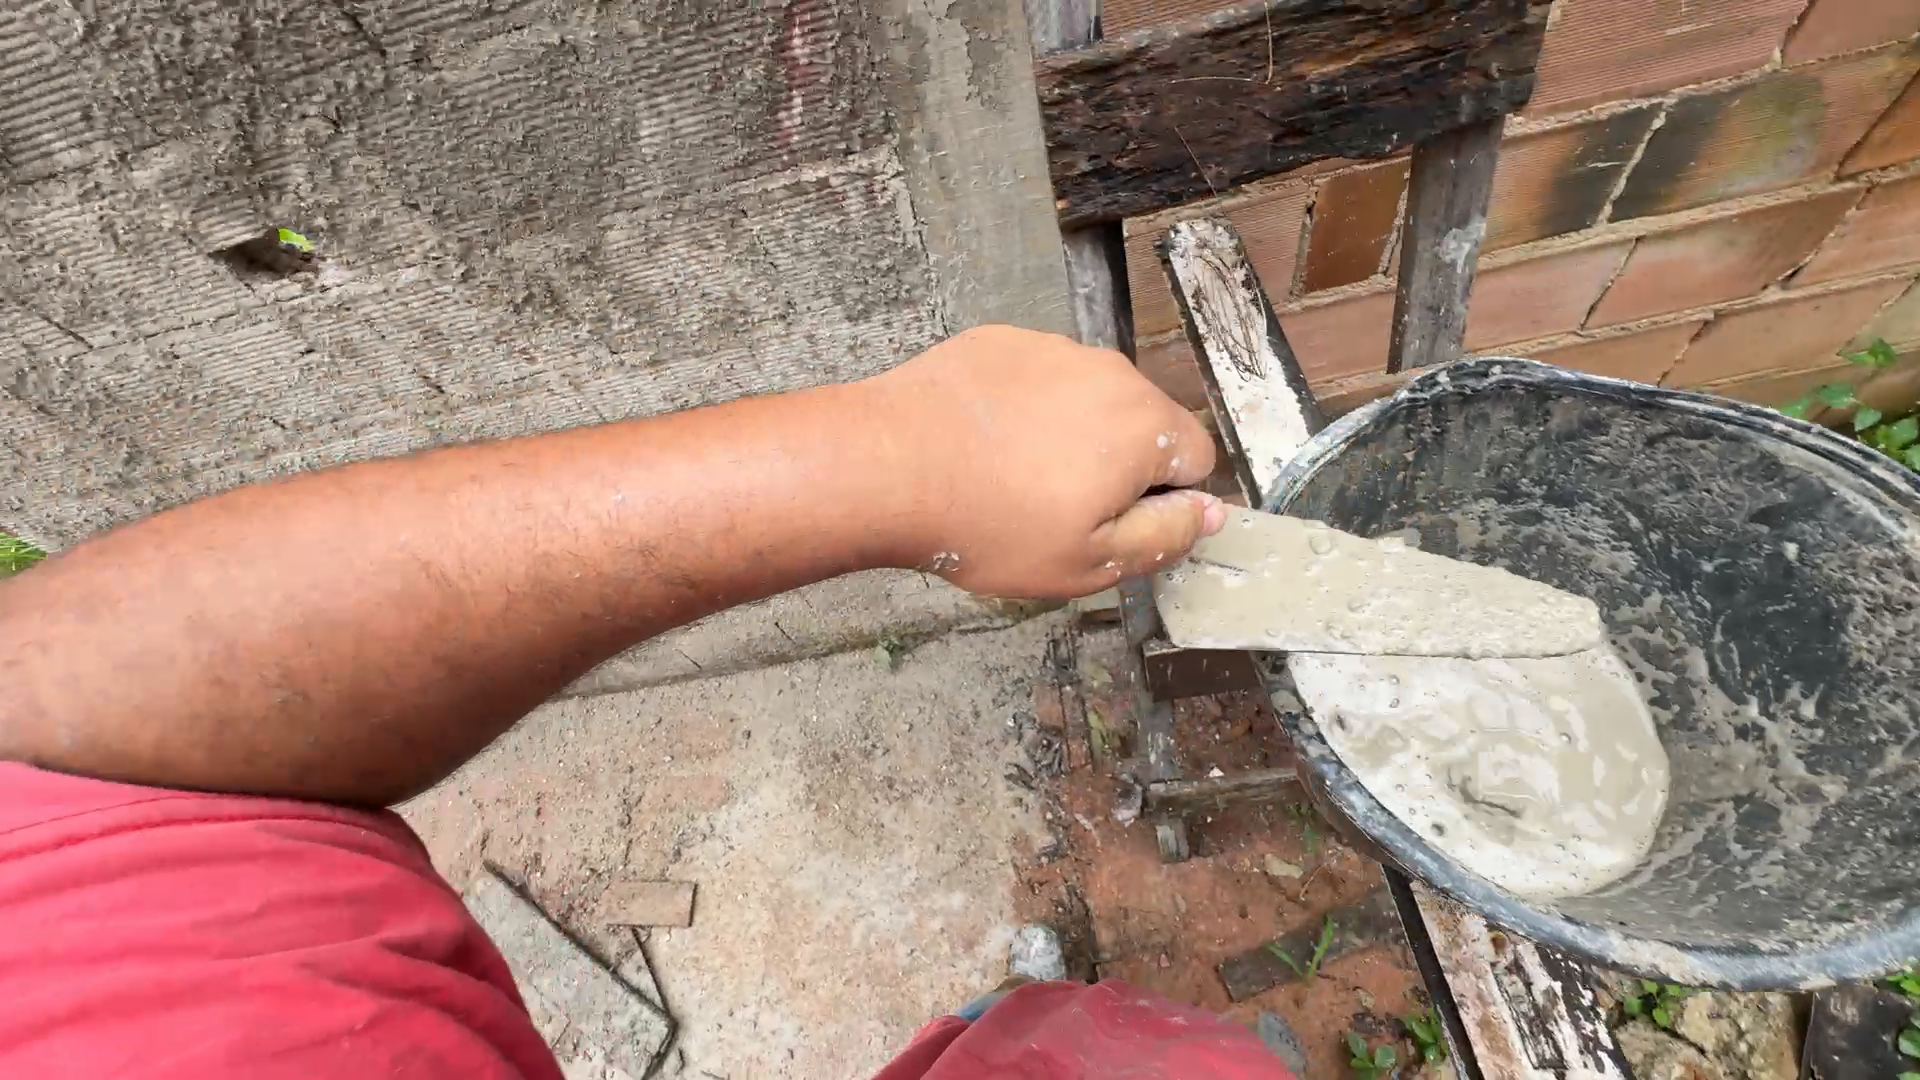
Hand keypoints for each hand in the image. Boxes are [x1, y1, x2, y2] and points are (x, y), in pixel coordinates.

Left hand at [867, 325, 1224, 598]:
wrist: (888, 466)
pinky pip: (1037, 380)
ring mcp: (1050, 348)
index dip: (1162, 499)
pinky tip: (984, 442)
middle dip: (1115, 466)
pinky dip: (1025, 409)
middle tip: (1055, 508)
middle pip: (1141, 424)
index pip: (1195, 457)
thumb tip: (1210, 514)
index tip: (1111, 521)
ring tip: (1011, 476)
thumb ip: (1164, 536)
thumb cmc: (989, 523)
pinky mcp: (1001, 342)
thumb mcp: (1089, 561)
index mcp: (1141, 425)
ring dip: (1069, 435)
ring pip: (1087, 400)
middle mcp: (1106, 371)